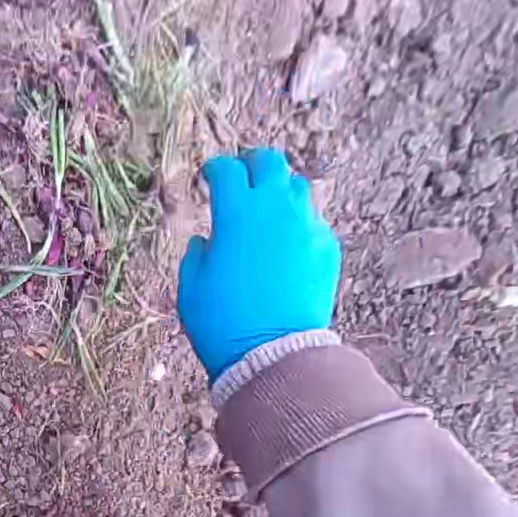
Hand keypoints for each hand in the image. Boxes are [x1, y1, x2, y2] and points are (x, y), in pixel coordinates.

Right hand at [176, 148, 341, 379]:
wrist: (271, 354)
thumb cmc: (222, 325)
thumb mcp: (191, 291)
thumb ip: (195, 256)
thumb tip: (205, 241)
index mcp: (237, 214)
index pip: (227, 170)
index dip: (214, 170)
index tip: (208, 178)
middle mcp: (276, 209)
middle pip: (270, 162)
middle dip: (252, 165)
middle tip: (242, 179)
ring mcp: (306, 226)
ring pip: (297, 187)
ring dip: (279, 191)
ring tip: (267, 211)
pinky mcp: (326, 248)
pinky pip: (312, 223)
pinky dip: (296, 225)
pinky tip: (285, 247)